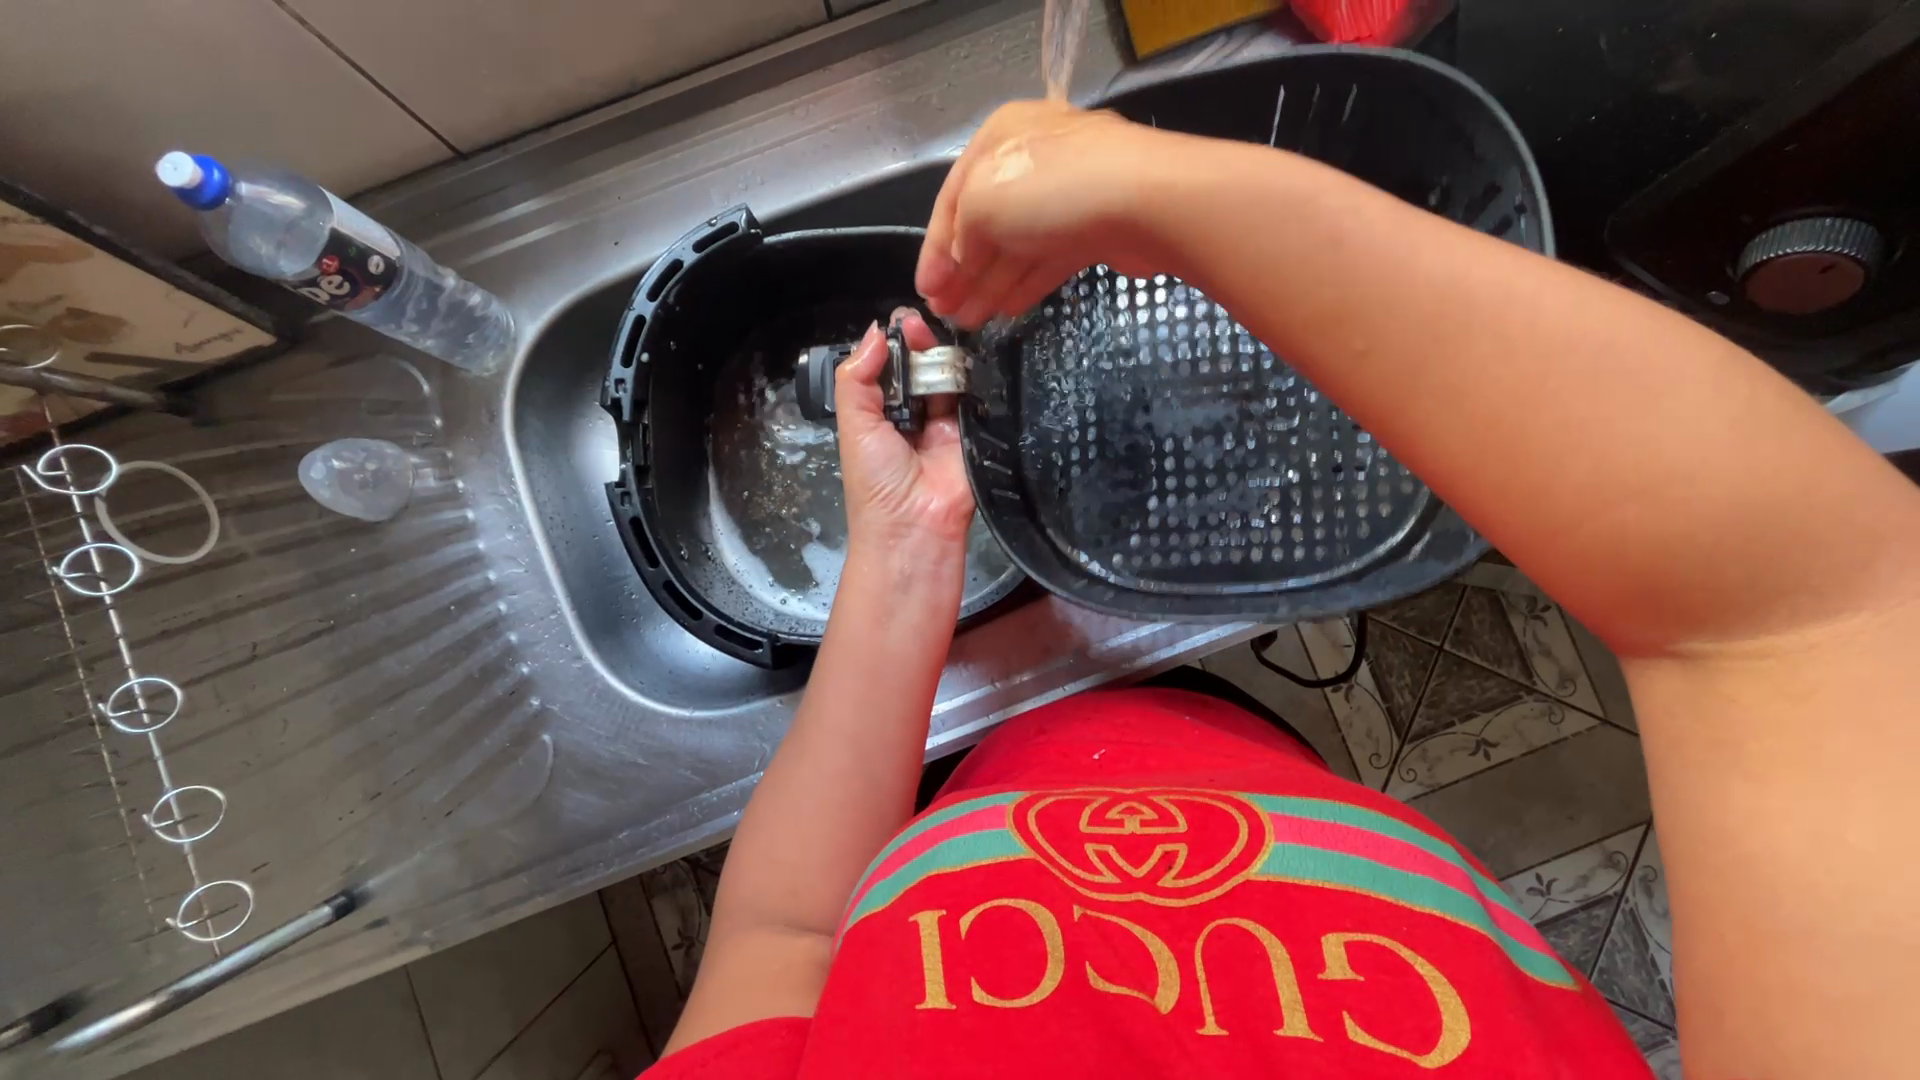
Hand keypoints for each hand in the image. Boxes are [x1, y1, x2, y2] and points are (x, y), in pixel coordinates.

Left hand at [835, 308, 975, 549]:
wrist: (914, 526)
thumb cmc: (876, 479)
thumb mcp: (853, 425)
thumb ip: (856, 378)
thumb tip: (875, 332)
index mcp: (881, 415)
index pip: (890, 369)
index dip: (894, 345)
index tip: (899, 323)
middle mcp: (914, 416)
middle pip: (920, 367)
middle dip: (919, 343)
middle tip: (919, 326)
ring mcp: (945, 423)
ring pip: (947, 376)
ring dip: (942, 356)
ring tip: (937, 339)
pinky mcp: (973, 432)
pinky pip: (974, 396)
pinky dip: (969, 376)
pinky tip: (964, 358)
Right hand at [916, 100, 1185, 327]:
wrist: (1144, 202)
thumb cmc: (1050, 191)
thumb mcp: (980, 205)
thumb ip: (960, 236)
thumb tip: (962, 262)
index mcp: (999, 137)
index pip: (952, 198)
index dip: (935, 251)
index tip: (926, 292)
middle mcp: (1032, 160)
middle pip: (985, 225)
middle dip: (962, 273)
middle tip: (945, 315)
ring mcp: (1066, 195)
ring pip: (1017, 247)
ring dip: (989, 286)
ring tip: (970, 324)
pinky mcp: (1094, 228)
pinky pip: (1048, 260)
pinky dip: (1024, 284)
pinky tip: (1006, 310)